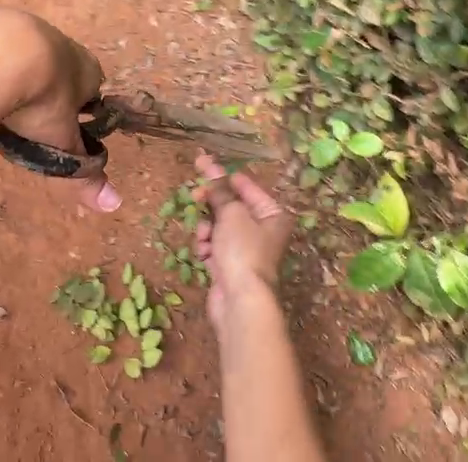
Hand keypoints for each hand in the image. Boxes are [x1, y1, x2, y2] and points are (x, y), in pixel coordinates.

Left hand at [0, 8, 117, 212]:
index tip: (62, 127)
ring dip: (14, 73)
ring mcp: (23, 27)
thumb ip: (81, 172)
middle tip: (27, 118)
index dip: (80, 108)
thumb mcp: (60, 141)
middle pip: (59, 67)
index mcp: (85, 68)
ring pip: (23, 53)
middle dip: (46, 88)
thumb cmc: (40, 99)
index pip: (92, 87)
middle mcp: (60, 42)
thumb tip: (113, 204)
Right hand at [194, 153, 292, 322]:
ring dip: (207, 230)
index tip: (200, 163)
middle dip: (211, 205)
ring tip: (204, 239)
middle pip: (230, 206)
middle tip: (195, 197)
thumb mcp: (231, 214)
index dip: (222, 175)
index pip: (245, 185)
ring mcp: (246, 249)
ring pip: (218, 226)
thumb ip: (219, 191)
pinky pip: (214, 246)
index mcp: (272, 213)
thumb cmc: (243, 251)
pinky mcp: (230, 266)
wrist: (241, 303)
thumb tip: (210, 166)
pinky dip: (206, 248)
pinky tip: (203, 255)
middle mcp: (262, 230)